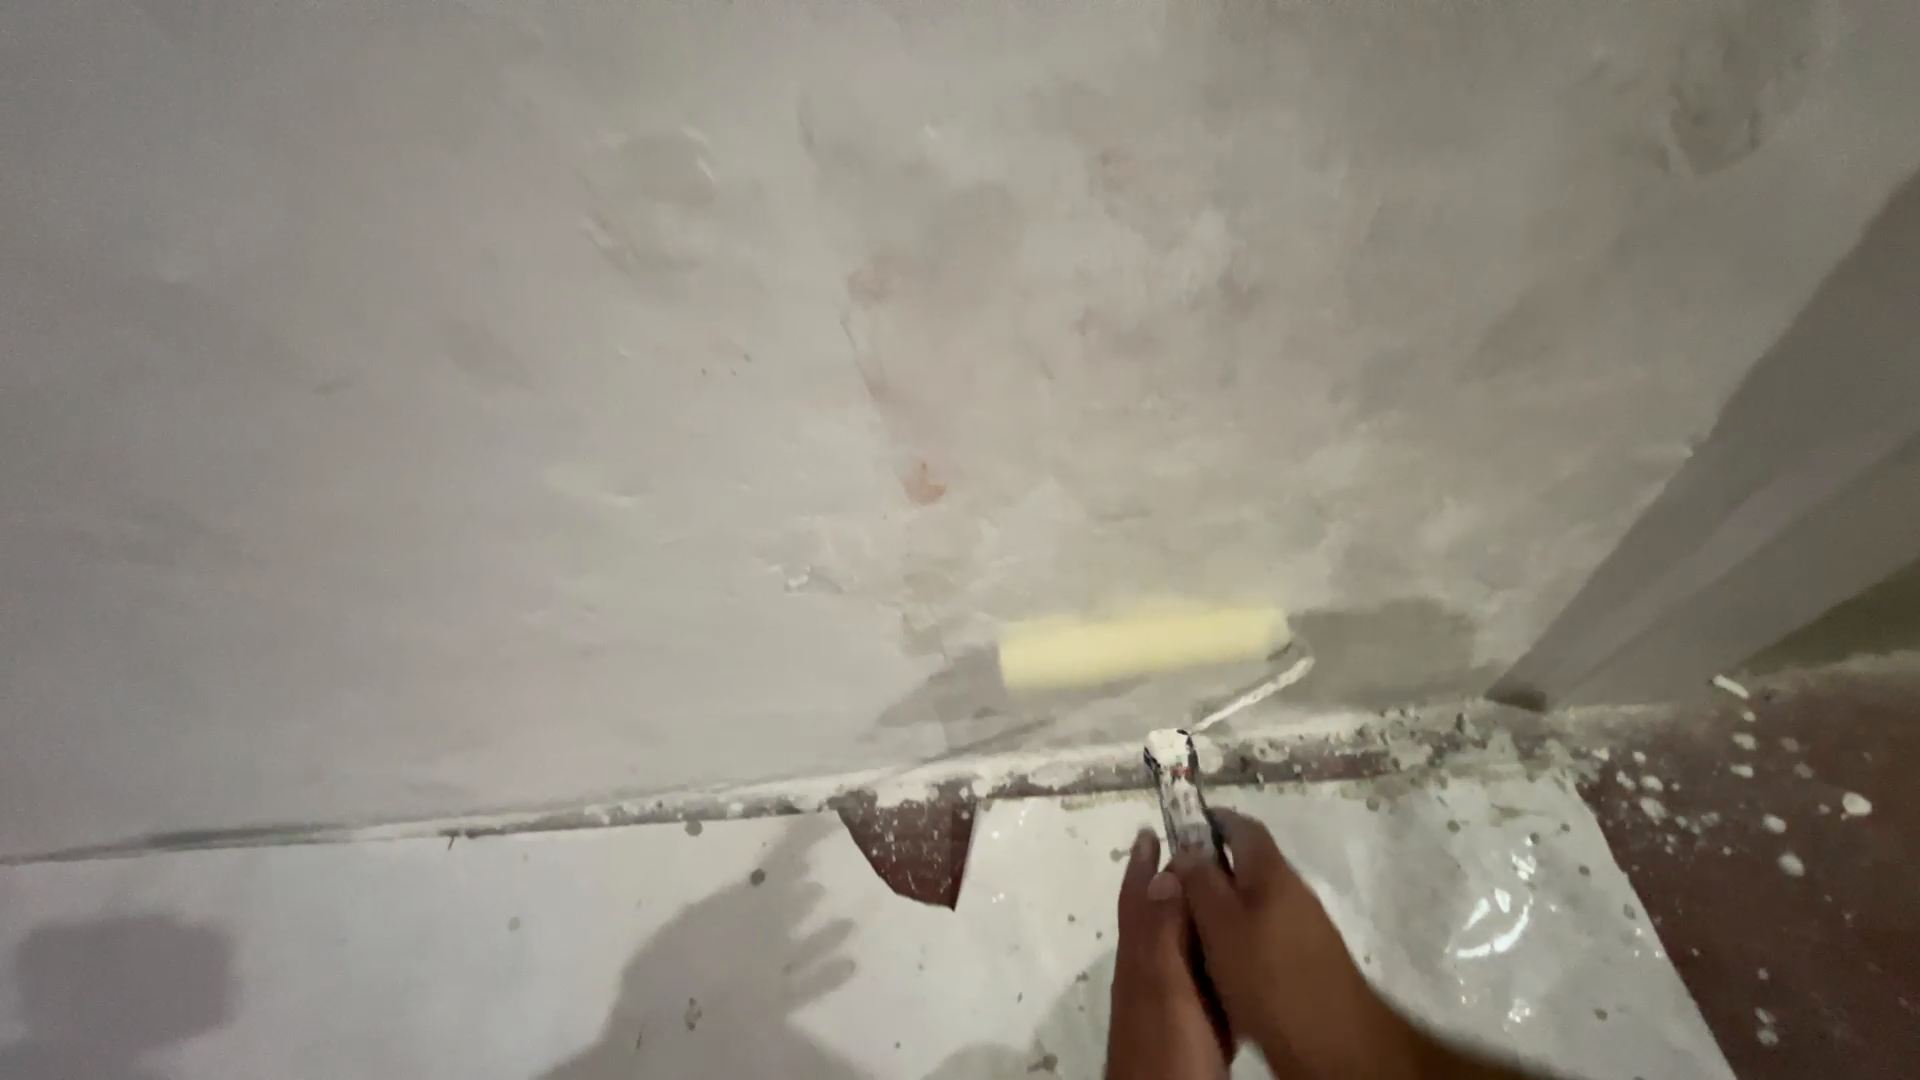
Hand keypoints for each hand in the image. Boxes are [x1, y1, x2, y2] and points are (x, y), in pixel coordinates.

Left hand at [1106, 830, 1231, 1079]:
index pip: (1140, 897)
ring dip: (1200, 920)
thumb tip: (1166, 869)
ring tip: (1228, 899)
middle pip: (1161, 917)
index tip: (1153, 829)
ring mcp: (1169, 1004)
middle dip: (1176, 883)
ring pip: (1184, 948)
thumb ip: (1163, 932)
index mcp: (1141, 958)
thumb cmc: (1166, 1052)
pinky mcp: (1191, 1031)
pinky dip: (1218, 964)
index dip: (1143, 863)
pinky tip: (1238, 960)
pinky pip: (1205, 985)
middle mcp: (1150, 974)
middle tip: (1205, 855)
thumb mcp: (1163, 987)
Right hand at [1169, 809, 1424, 1079]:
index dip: (1210, 820)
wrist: (1338, 1047)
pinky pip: (1265, 932)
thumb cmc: (1270, 976)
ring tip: (1190, 928)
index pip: (1241, 825)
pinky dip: (1240, 938)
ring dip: (1222, 908)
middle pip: (1246, 865)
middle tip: (1174, 890)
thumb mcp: (1220, 924)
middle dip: (1209, 871)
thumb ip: (1200, 882)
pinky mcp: (1309, 960)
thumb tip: (1187, 848)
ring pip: (1253, 902)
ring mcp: (1305, 926)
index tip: (1179, 831)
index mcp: (1272, 871)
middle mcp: (1292, 890)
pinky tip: (1223, 963)